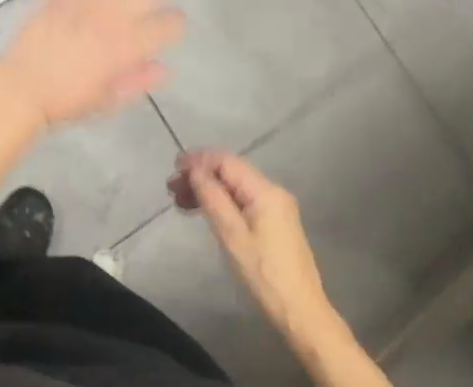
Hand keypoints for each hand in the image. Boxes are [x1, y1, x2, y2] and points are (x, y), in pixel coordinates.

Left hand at [0, 0, 193, 126]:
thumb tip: (164, 68)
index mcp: (128, 46)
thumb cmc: (67, 98)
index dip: (175, 22)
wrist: (23, 86)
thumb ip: (137, 80)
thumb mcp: (108, 99)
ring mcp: (88, 1)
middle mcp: (113, 17)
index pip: (165, 26)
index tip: (178, 19)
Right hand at [171, 150, 327, 330]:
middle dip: (200, 176)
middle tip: (172, 189)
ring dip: (208, 189)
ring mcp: (276, 207)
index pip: (226, 161)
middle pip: (230, 172)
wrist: (300, 311)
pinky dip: (222, 202)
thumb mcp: (231, 234)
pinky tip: (205, 212)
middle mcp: (273, 191)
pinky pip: (243, 201)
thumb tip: (194, 168)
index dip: (198, 160)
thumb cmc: (263, 273)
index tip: (173, 168)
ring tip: (182, 202)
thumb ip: (212, 196)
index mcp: (265, 191)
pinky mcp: (275, 222)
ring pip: (235, 186)